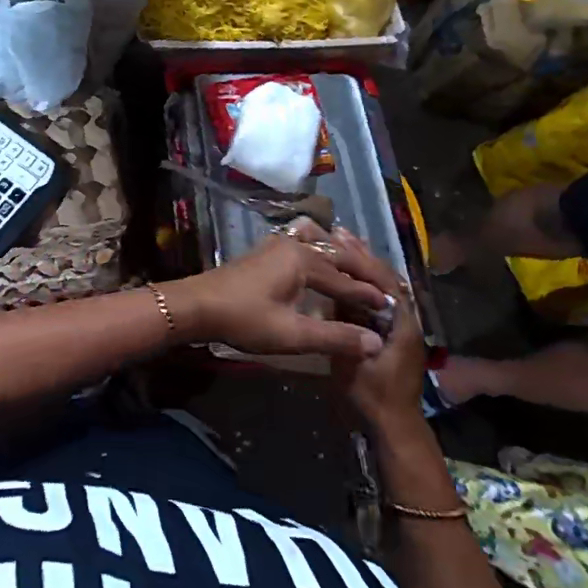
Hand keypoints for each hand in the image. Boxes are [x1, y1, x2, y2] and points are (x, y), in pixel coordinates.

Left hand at [167, 223, 389, 360]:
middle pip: (336, 258)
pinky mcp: (265, 253)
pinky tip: (320, 266)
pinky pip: (302, 247)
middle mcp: (293, 245)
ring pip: (318, 248)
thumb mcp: (291, 334)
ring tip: (356, 277)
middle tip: (381, 292)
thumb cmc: (244, 319)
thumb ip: (334, 337)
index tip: (392, 310)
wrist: (196, 306)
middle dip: (359, 275)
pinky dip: (319, 255)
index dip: (369, 297)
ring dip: (339, 261)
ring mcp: (276, 245)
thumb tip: (375, 343)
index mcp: (303, 259)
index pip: (346, 280)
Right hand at [327, 227, 431, 430]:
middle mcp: (407, 318)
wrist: (394, 423)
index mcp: (402, 324)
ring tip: (344, 243)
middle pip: (387, 277)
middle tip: (339, 233)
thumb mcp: (352, 363)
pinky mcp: (394, 331)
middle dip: (364, 255)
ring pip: (386, 285)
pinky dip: (367, 280)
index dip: (362, 260)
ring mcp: (403, 324)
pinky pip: (381, 296)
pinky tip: (350, 273)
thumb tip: (334, 296)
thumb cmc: (373, 395)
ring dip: (366, 264)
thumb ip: (346, 329)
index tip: (339, 243)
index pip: (384, 281)